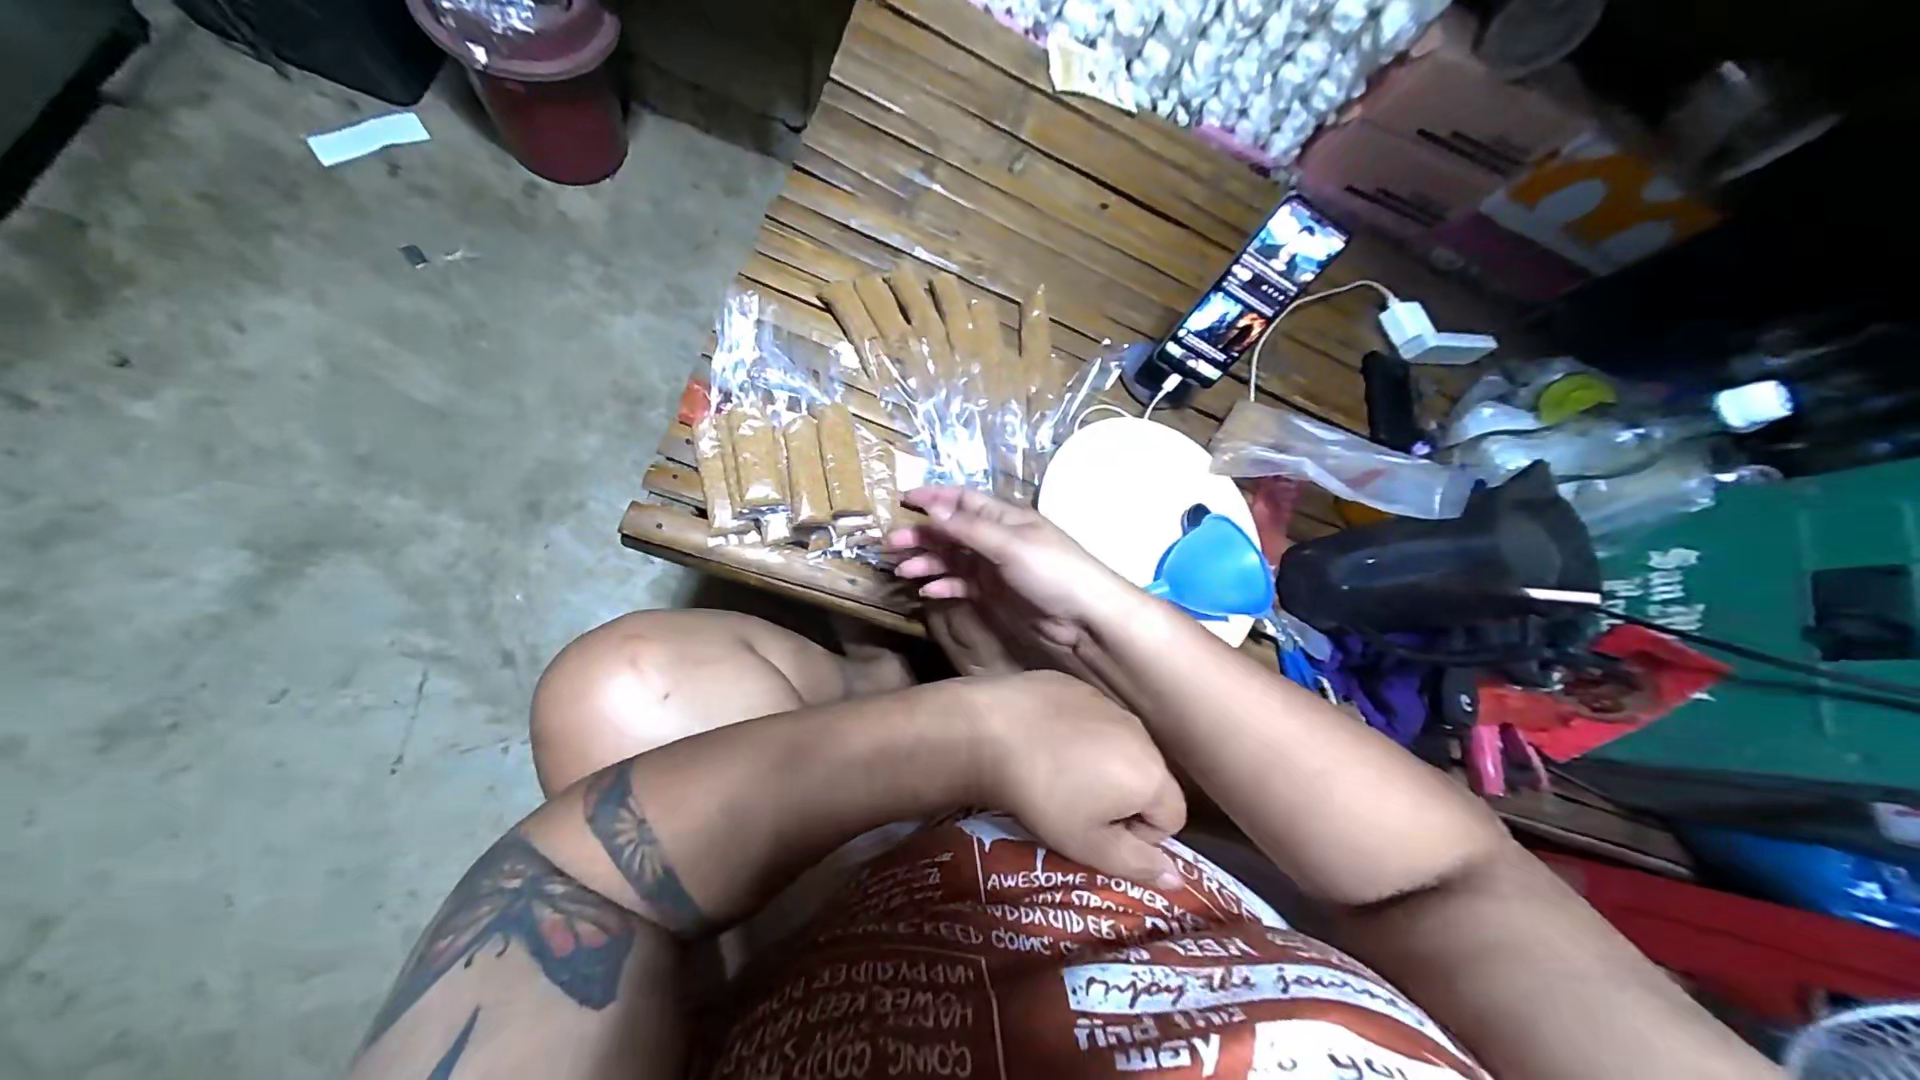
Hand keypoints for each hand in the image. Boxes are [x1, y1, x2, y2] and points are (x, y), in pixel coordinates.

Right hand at [888, 486, 1138, 650]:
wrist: (1084, 619)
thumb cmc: (1052, 571)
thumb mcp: (1009, 545)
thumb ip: (969, 529)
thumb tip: (931, 509)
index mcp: (1003, 518)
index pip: (962, 500)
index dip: (933, 497)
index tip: (903, 499)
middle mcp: (995, 539)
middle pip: (950, 531)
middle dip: (921, 535)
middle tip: (891, 545)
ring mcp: (993, 568)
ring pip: (951, 559)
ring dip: (926, 562)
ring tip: (901, 570)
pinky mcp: (993, 594)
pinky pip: (960, 585)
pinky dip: (942, 585)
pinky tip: (926, 590)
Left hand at [957, 671, 1186, 886]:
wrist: (991, 730)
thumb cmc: (1043, 795)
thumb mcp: (1088, 845)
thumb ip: (1137, 864)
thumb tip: (1174, 877)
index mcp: (1152, 773)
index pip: (1172, 817)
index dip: (1141, 836)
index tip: (1099, 832)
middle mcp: (1140, 731)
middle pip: (1149, 778)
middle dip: (1124, 798)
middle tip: (1077, 806)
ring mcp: (1107, 702)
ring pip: (1120, 744)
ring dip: (1102, 763)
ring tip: (1058, 771)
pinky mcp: (1077, 684)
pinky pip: (1091, 718)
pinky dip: (1077, 732)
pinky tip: (1045, 739)